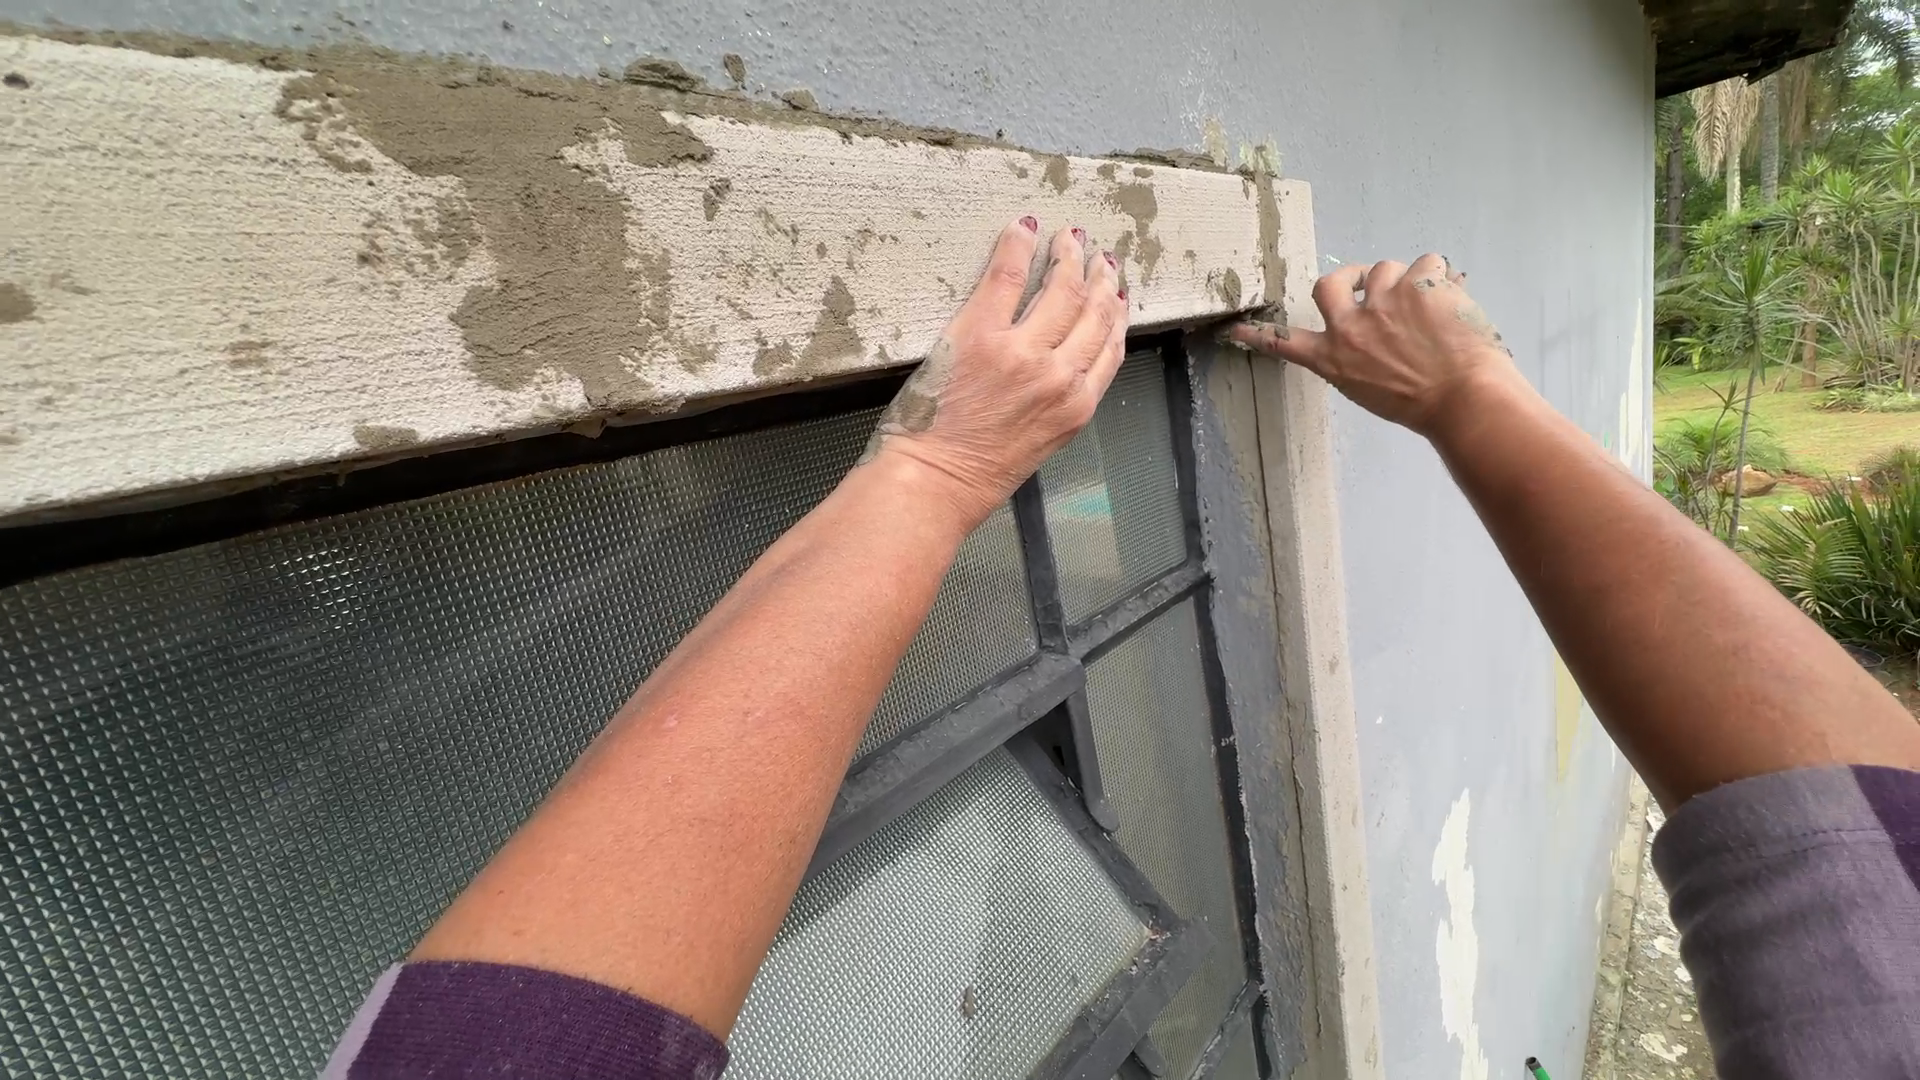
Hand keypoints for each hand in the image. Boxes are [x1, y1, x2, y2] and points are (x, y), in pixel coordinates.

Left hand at [863, 218, 1128, 522]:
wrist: (937, 481)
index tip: (1116, 292)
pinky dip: (1018, 246)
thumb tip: (1063, 371)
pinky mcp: (981, 332)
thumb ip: (1059, 406)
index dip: (1115, 313)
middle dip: (1099, 278)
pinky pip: (1008, 274)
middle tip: (1098, 255)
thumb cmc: (980, 474)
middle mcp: (1060, 375)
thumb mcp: (1040, 445)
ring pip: (1061, 290)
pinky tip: (1025, 228)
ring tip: (1069, 239)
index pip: (1109, 347)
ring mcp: (1023, 351)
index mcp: (1077, 406)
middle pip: (1092, 311)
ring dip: (1068, 257)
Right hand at [1229, 254, 1524, 436]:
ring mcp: (1382, 301)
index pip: (1283, 343)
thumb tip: (1376, 326)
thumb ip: (1358, 355)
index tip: (1233, 329)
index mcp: (1331, 358)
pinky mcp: (1418, 284)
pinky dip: (1442, 277)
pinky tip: (1452, 300)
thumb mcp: (1367, 387)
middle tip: (1365, 282)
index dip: (1257, 334)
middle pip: (1329, 284)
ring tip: (1428, 306)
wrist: (1461, 397)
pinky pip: (1429, 263)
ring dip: (1405, 281)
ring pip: (1386, 268)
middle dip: (1348, 277)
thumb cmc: (1417, 403)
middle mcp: (1348, 326)